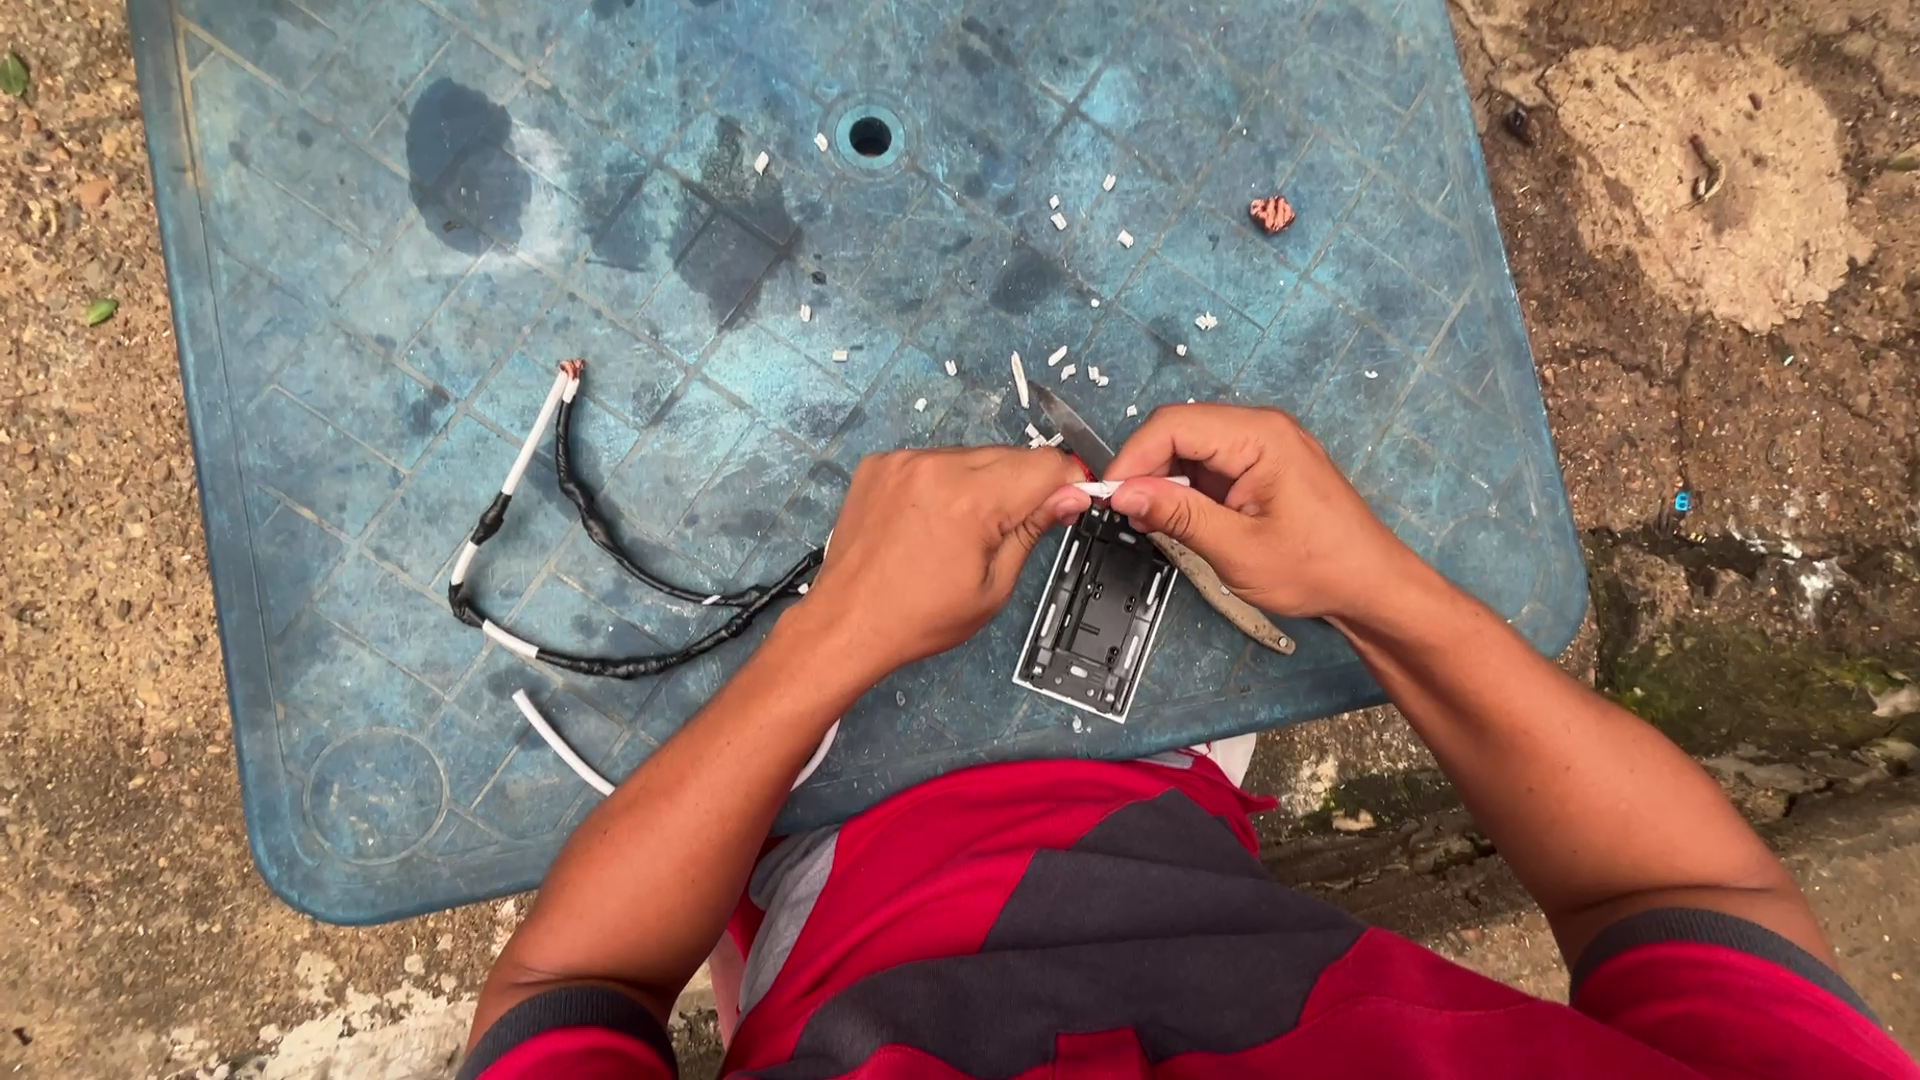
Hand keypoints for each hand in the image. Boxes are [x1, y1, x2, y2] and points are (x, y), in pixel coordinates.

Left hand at [795, 447, 1086, 675]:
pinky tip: (931, 519)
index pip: (1046, 464)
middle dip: (1022, 487)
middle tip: (1007, 529)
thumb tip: (1072, 496)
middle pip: (1010, 456)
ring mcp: (904, 461)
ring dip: (981, 483)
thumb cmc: (917, 617)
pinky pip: (934, 459)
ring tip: (960, 529)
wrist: (847, 621)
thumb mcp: (994, 586)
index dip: (1065, 483)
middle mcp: (935, 468)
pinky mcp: (882, 463)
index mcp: (970, 501)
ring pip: (972, 456)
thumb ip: (1034, 530)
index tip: (1067, 504)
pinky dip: (943, 482)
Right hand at [1090, 405, 1426, 621]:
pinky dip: (1183, 489)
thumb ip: (1176, 516)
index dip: (1133, 457)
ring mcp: (1261, 446)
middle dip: (1145, 469)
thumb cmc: (1319, 568)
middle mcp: (1260, 429)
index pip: (1173, 424)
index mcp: (1260, 437)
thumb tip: (1124, 495)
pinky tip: (1181, 517)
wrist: (1370, 585)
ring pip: (1186, 448)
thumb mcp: (1237, 548)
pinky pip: (1205, 465)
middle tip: (1128, 512)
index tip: (1110, 495)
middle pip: (1177, 431)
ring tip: (1156, 520)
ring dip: (1162, 481)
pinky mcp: (1258, 465)